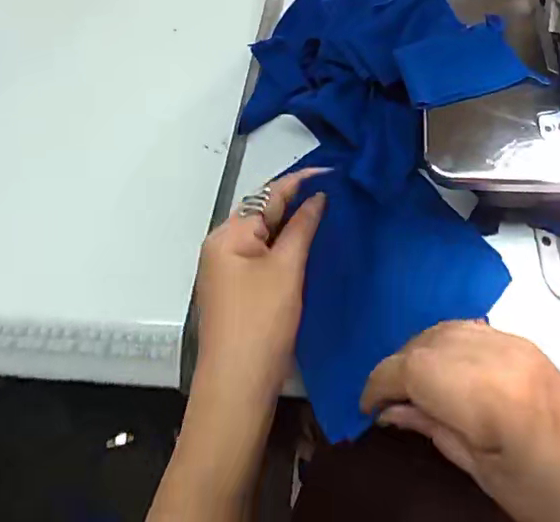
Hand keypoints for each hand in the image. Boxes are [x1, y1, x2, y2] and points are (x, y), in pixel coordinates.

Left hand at [193, 168, 328, 392]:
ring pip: (265, 232)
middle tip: (336, 188)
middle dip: (298, 199)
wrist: (237, 389)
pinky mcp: (238, 288)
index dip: (301, 179)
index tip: (334, 169)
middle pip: (263, 211)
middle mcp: (222, 246)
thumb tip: (318, 196)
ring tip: (329, 208)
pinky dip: (286, 243)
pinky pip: (264, 252)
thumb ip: (302, 226)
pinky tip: (310, 241)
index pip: (268, 194)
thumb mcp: (287, 268)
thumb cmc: (262, 323)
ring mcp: (228, 269)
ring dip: (293, 221)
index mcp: (227, 235)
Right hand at [362, 322, 559, 521]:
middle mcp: (502, 352)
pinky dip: (446, 343)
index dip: (381, 381)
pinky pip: (470, 328)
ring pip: (447, 327)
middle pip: (429, 340)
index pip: (416, 365)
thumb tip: (389, 409)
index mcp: (491, 393)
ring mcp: (516, 340)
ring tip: (409, 387)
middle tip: (385, 401)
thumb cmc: (544, 496)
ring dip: (420, 350)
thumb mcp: (482, 473)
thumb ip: (434, 430)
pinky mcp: (524, 339)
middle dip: (398, 365)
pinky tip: (442, 371)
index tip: (364, 407)